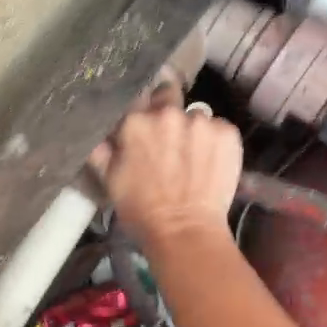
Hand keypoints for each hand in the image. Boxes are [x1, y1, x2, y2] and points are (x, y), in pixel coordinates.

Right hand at [88, 103, 242, 251]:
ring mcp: (202, 122)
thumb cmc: (141, 211)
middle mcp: (169, 113)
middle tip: (168, 137)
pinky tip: (208, 162)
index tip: (143, 124)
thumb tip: (99, 130)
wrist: (184, 232)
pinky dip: (214, 141)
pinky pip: (219, 128)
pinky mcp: (228, 133)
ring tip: (190, 156)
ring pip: (195, 115)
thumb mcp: (109, 180)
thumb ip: (101, 149)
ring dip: (192, 129)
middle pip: (168, 95)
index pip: (137, 97)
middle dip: (166, 109)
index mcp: (135, 122)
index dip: (140, 110)